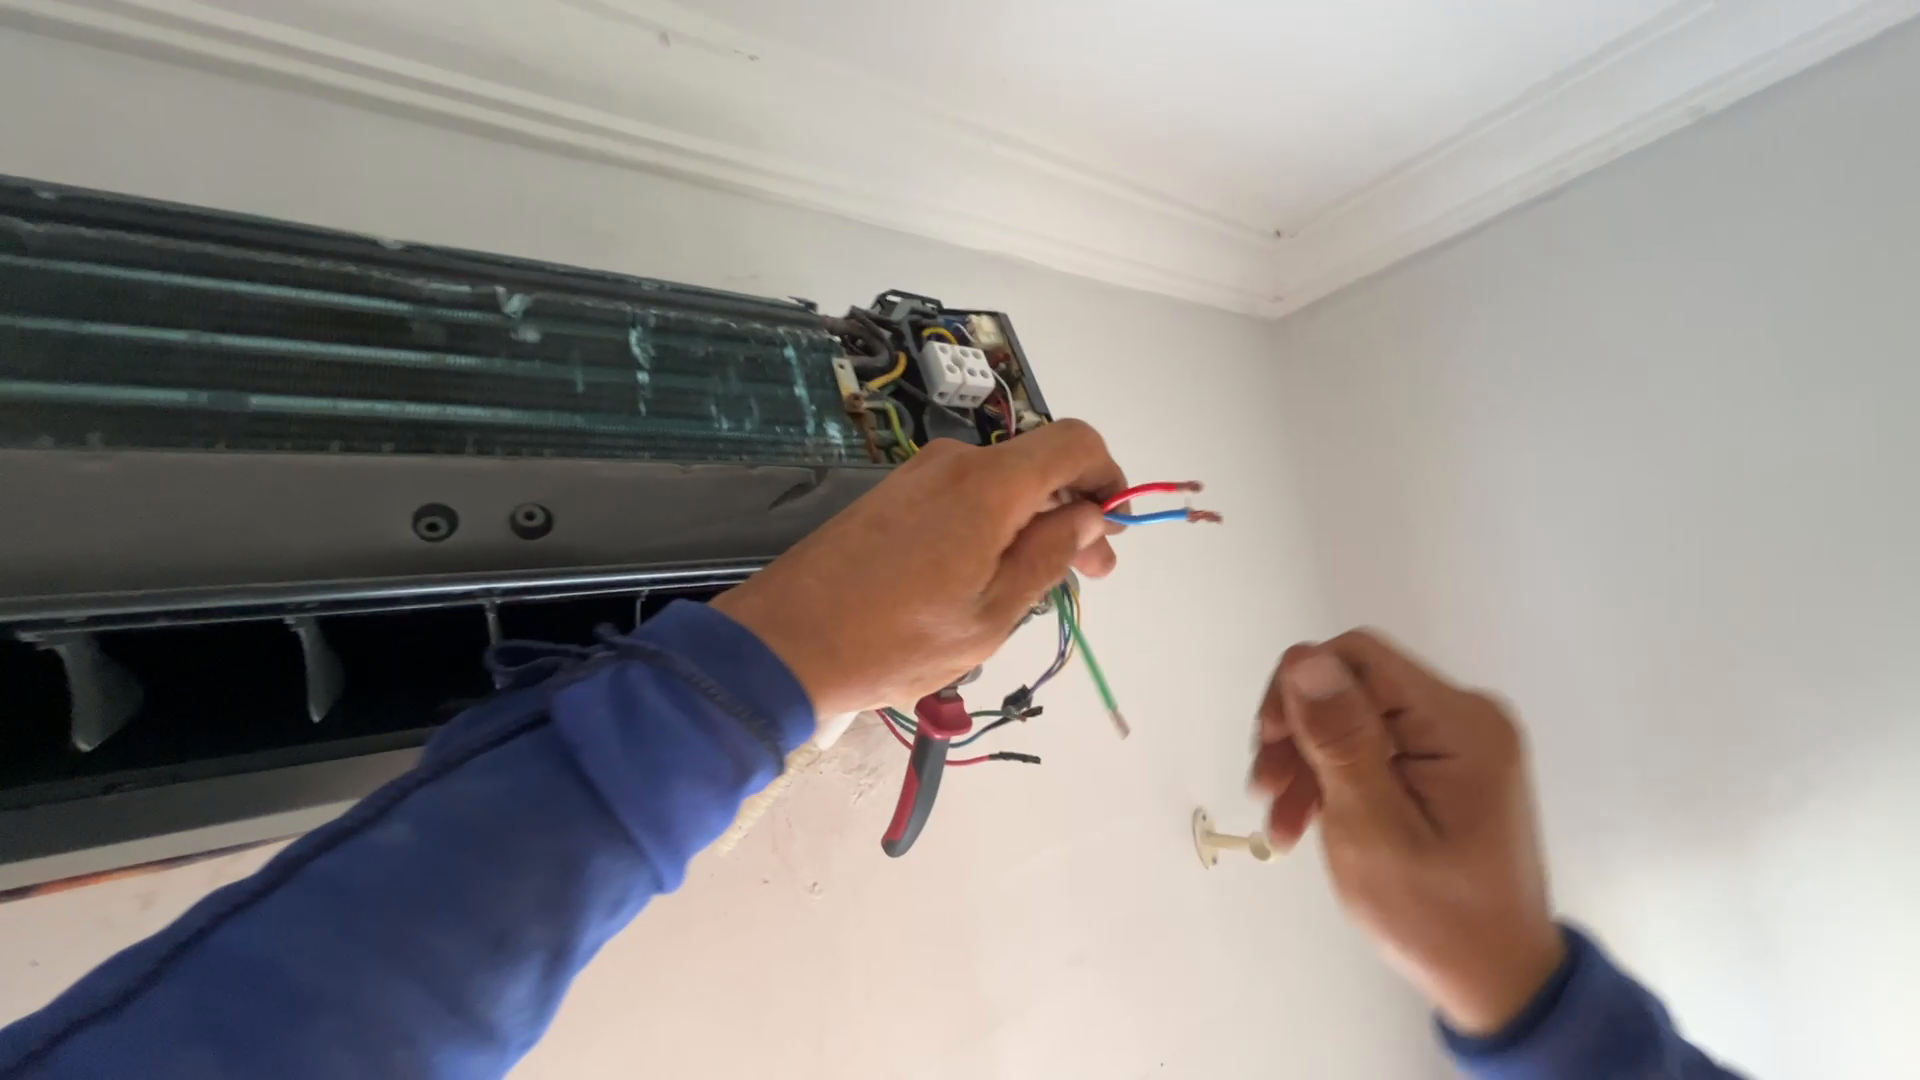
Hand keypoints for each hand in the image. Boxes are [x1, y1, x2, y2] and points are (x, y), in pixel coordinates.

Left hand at [711, 420, 1125, 717]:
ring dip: (1031, 524)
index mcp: (989, 484)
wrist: (784, 642)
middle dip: (1073, 512)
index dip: (1107, 476)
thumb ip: (1050, 554)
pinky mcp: (892, 496)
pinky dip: (992, 525)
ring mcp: (917, 476)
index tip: (1114, 527)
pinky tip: (986, 574)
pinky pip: (963, 497)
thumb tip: (1090, 515)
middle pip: (1037, 465)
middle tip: (1089, 573)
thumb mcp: (992, 611)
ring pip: (1000, 485)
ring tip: (1033, 586)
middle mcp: (954, 462)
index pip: (1074, 442)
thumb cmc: (897, 639)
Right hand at [1250, 631, 1565, 1034]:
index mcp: (1461, 724)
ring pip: (1344, 714)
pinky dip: (1325, 774)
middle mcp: (1462, 716)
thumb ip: (1340, 739)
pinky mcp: (1436, 760)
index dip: (1297, 689)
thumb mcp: (1373, 828)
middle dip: (1295, 732)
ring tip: (1279, 818)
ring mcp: (1450, 738)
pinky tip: (1301, 816)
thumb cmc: (1434, 914)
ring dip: (1301, 759)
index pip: (1356, 658)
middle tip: (1266, 789)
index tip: (1269, 746)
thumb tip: (1303, 655)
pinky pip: (1362, 742)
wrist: (1494, 980)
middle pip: (1346, 685)